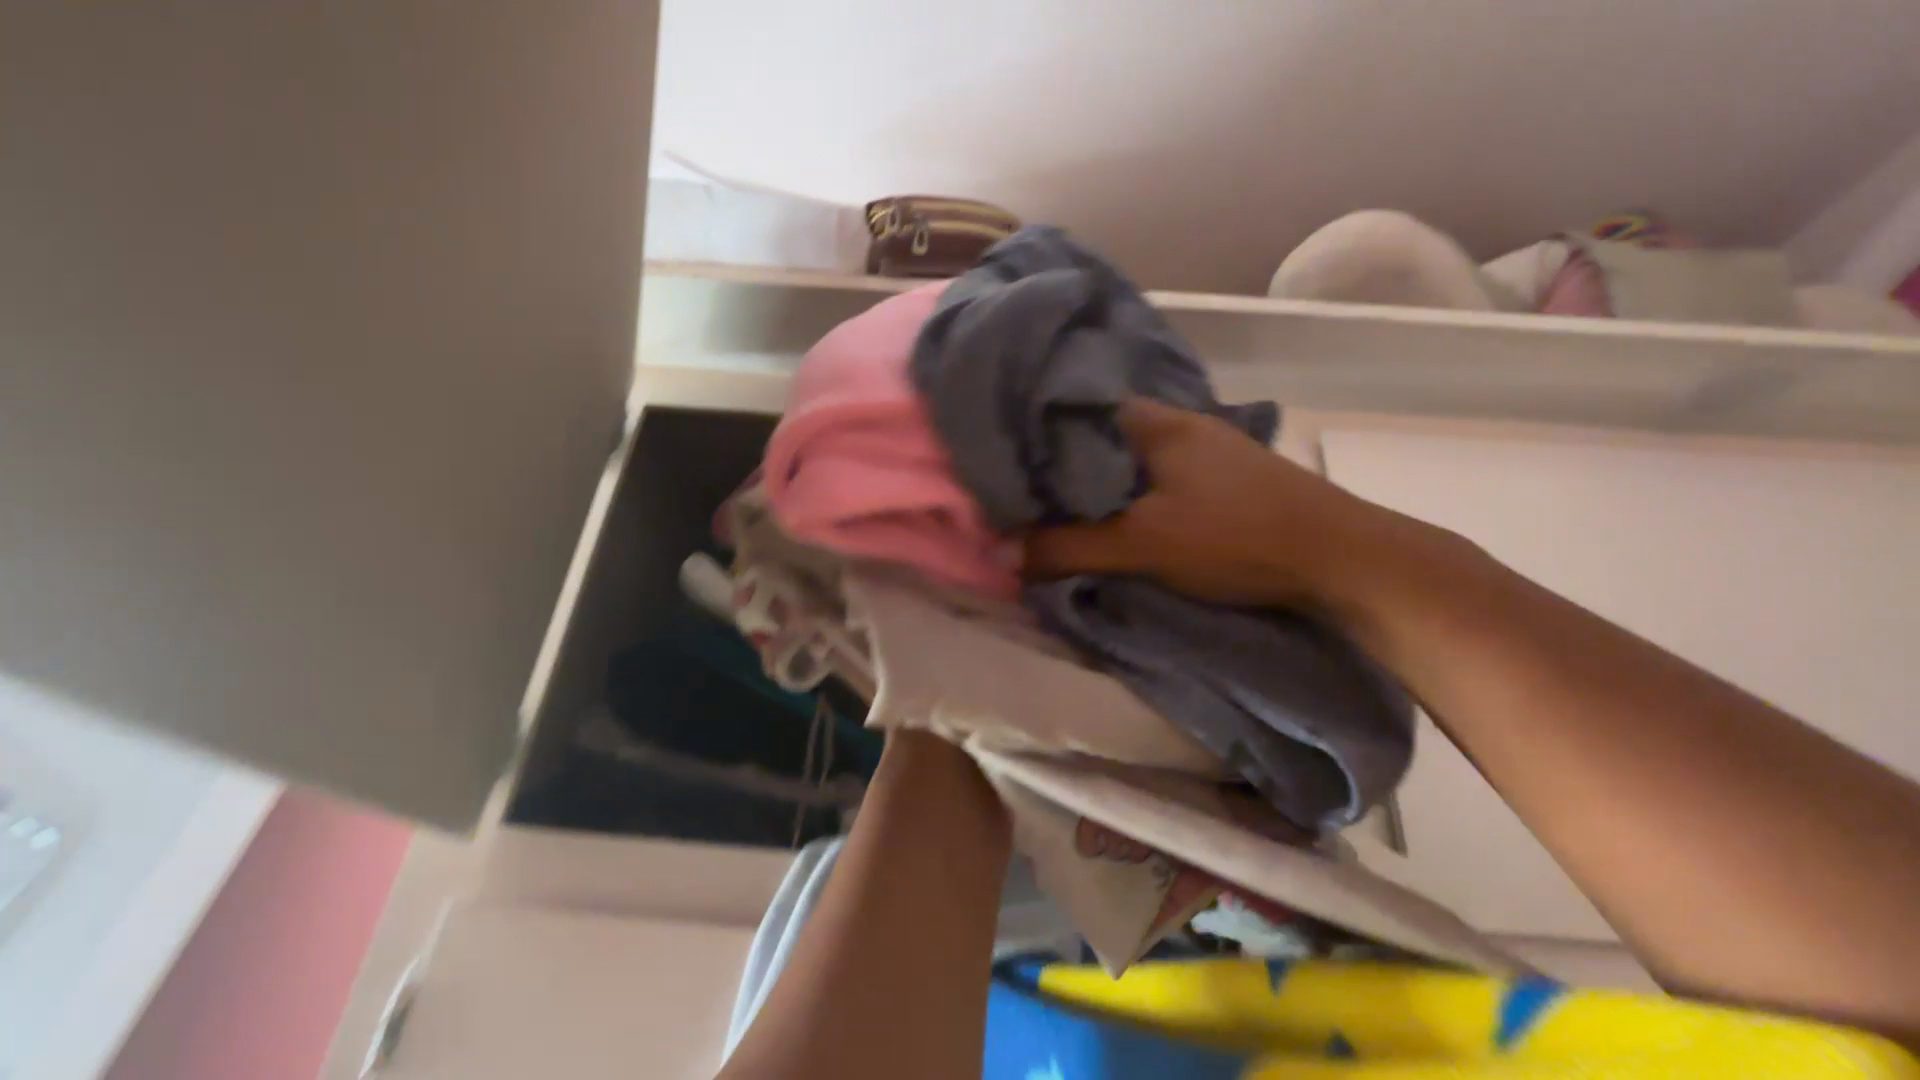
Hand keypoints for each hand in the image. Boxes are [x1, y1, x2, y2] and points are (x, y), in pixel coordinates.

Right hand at [1024, 399, 1395, 611]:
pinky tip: (1119, 521)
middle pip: (1103, 437)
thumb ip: (1069, 546)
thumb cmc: (1236, 537)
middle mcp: (1180, 424)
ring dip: (1100, 486)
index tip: (1002, 461)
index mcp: (1155, 422)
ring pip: (1132, 462)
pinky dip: (1132, 498)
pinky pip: (1159, 481)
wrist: (1340, 558)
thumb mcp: (1143, 544)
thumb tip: (1000, 554)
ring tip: (1059, 513)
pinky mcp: (1227, 482)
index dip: (1036, 434)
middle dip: (1064, 467)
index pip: (1077, 408)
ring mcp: (1209, 451)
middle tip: (1022, 496)